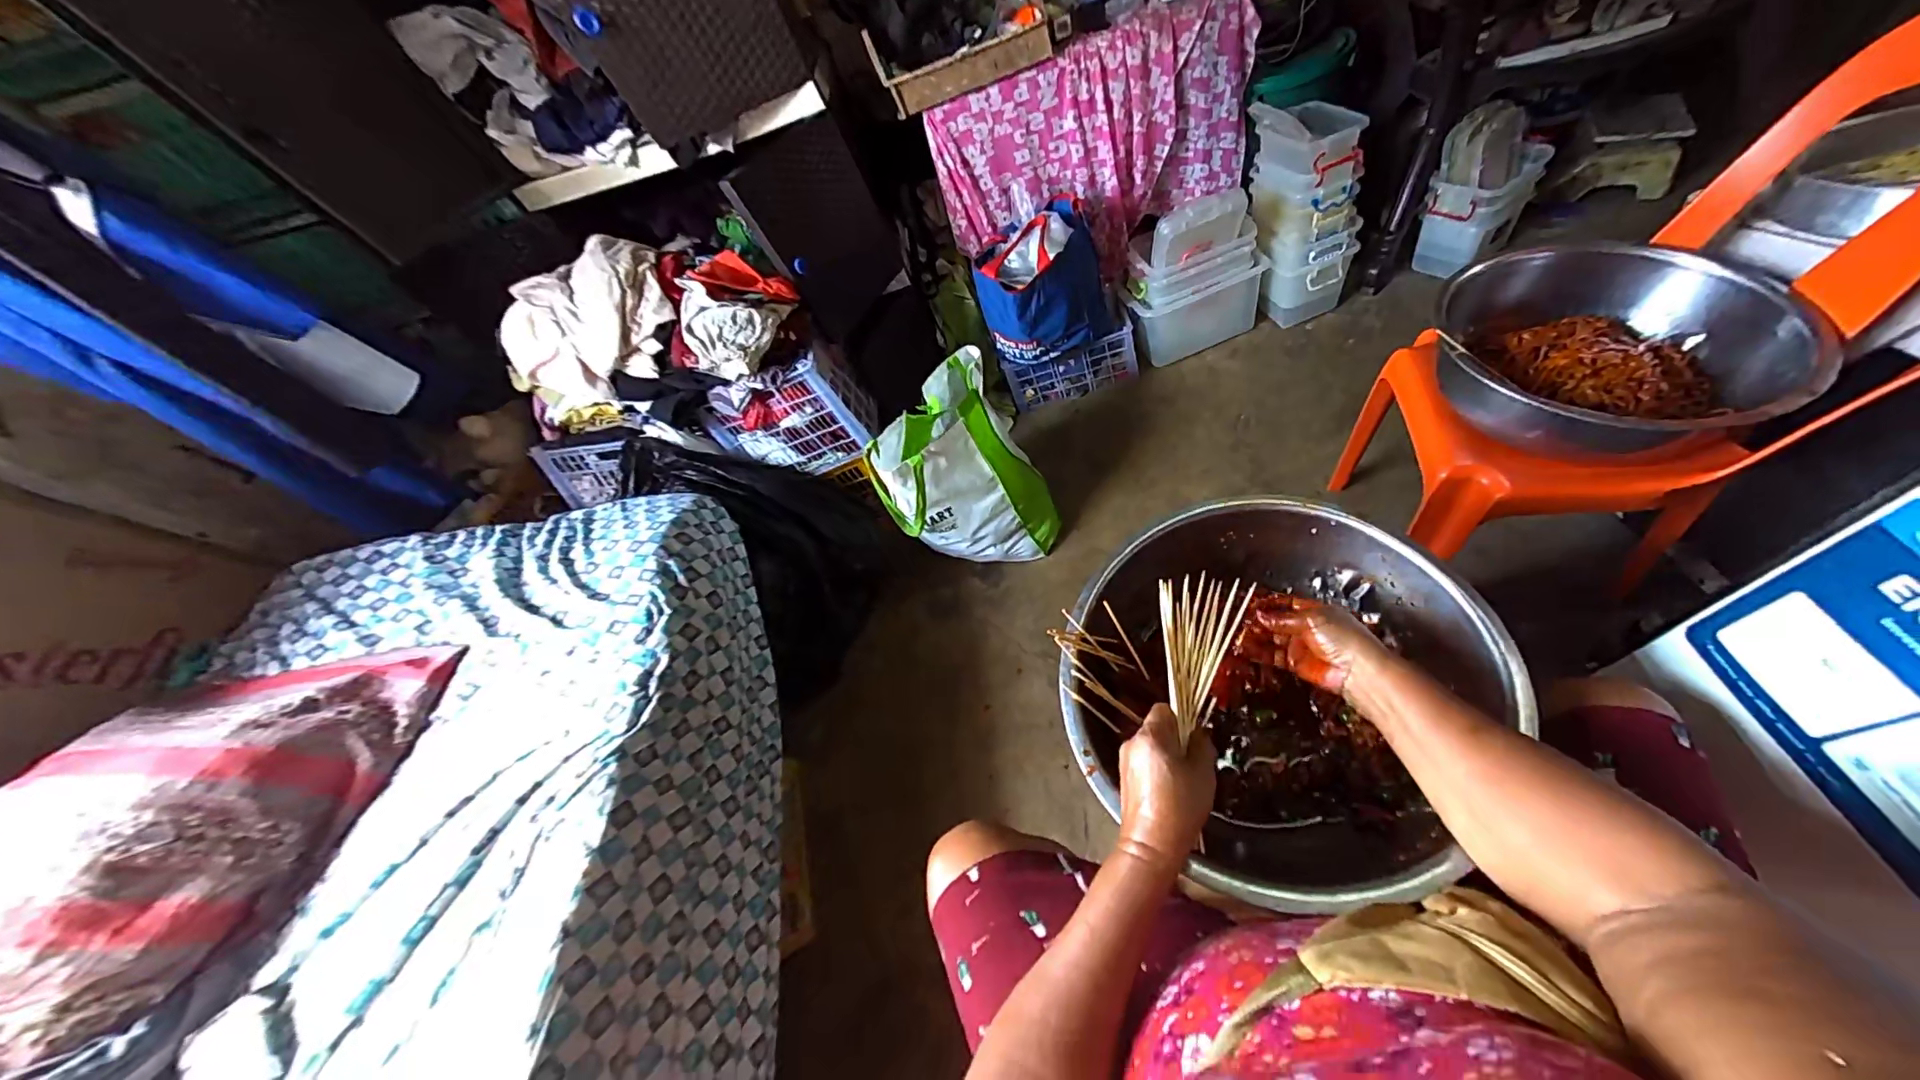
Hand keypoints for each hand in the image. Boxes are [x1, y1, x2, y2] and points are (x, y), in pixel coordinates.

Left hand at [1116, 704, 1214, 872]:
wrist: (1150, 843)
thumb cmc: (1181, 805)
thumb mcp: (1203, 772)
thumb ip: (1201, 744)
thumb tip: (1197, 732)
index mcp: (1150, 736)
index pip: (1164, 708)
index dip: (1182, 716)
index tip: (1195, 734)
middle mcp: (1132, 742)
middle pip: (1156, 726)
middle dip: (1174, 736)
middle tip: (1194, 758)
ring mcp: (1124, 759)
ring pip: (1150, 744)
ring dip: (1165, 752)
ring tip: (1183, 777)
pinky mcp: (1123, 776)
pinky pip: (1143, 760)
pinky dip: (1156, 766)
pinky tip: (1169, 787)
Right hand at [1249, 601, 1393, 696]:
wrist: (1359, 672)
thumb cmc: (1345, 639)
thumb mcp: (1313, 619)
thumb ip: (1283, 618)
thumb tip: (1260, 614)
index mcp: (1313, 610)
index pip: (1284, 603)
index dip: (1266, 603)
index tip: (1248, 602)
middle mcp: (1306, 626)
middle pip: (1275, 621)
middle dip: (1257, 620)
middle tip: (1237, 619)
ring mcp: (1300, 645)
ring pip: (1271, 638)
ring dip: (1255, 636)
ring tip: (1236, 634)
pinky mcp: (1296, 663)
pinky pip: (1272, 656)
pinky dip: (1258, 653)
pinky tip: (1245, 649)